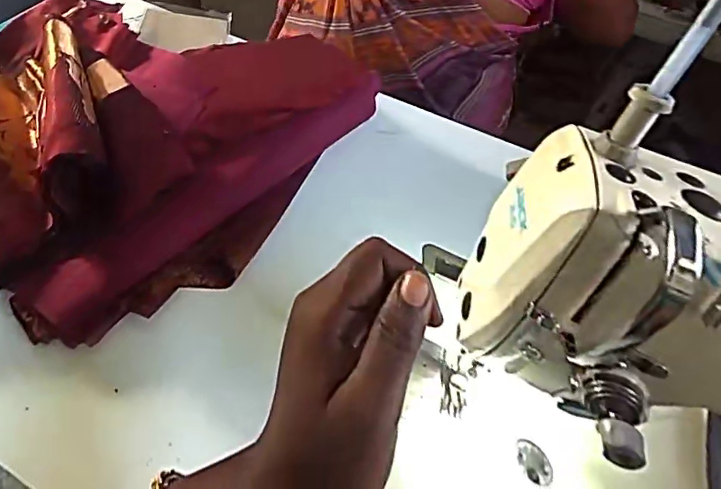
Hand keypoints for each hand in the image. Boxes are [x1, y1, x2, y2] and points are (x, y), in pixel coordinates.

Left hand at [178, 238, 439, 488]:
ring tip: (402, 364)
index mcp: (321, 313)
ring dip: (398, 316)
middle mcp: (315, 308)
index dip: (412, 278)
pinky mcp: (326, 337)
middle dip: (407, 296)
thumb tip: (415, 284)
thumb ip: (395, 338)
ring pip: (371, 288)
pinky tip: (389, 370)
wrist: (292, 484)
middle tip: (419, 343)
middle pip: (372, 265)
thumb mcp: (372, 402)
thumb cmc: (324, 459)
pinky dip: (388, 333)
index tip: (429, 319)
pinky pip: (365, 313)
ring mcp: (318, 321)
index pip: (374, 255)